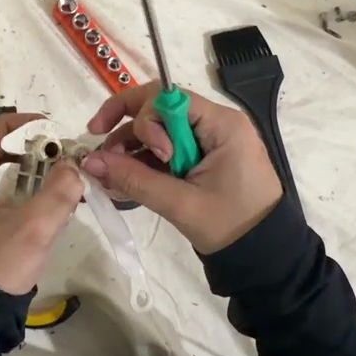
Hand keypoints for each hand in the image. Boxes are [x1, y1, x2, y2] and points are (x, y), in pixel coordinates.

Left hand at [0, 113, 83, 294]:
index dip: (30, 124)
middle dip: (42, 151)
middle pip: (9, 148)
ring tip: (70, 182)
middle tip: (70, 160)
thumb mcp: (33, 228)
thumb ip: (59, 194)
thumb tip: (74, 166)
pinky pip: (13, 191)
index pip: (0, 129)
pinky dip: (35, 190)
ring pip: (13, 171)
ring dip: (42, 172)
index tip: (58, 133)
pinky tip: (57, 205)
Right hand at [83, 85, 282, 253]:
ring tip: (113, 174)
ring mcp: (209, 140)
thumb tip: (89, 162)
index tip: (125, 150)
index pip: (167, 98)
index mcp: (221, 124)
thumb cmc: (231, 225)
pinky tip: (126, 179)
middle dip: (127, 125)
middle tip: (99, 144)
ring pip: (159, 127)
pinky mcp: (203, 157)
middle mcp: (215, 123)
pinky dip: (145, 160)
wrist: (265, 257)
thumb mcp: (180, 204)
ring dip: (132, 146)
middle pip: (159, 106)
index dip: (139, 117)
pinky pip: (167, 147)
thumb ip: (134, 179)